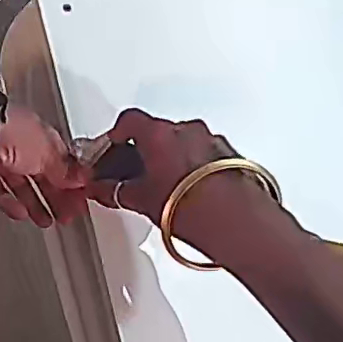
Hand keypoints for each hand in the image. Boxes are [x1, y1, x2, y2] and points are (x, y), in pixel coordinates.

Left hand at [0, 104, 89, 227]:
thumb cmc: (11, 132)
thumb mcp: (47, 154)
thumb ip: (63, 169)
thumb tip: (76, 179)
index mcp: (38, 131)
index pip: (59, 158)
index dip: (70, 179)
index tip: (78, 197)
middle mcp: (18, 141)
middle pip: (40, 172)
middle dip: (55, 195)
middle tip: (65, 214)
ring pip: (20, 182)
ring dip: (35, 203)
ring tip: (45, 221)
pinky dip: (10, 202)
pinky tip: (20, 213)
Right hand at [84, 109, 284, 254]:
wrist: (235, 221)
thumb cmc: (191, 206)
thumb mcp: (141, 200)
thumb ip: (117, 190)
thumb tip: (106, 190)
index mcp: (159, 133)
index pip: (129, 120)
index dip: (116, 133)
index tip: (112, 143)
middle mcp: (187, 130)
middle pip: (157, 130)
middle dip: (144, 148)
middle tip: (135, 170)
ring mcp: (211, 140)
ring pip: (183, 142)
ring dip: (171, 157)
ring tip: (163, 186)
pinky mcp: (231, 155)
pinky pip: (204, 153)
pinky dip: (193, 166)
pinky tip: (187, 190)